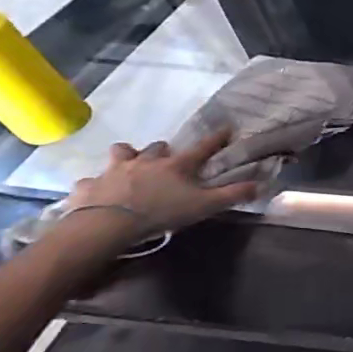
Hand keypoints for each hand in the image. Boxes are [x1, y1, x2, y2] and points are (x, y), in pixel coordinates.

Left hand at [61, 133, 258, 242]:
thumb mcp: (202, 206)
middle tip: (166, 159)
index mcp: (175, 166)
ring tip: (130, 164)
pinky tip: (97, 191)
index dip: (216, 138)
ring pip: (122, 152)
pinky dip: (96, 184)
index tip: (226, 128)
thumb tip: (260, 185)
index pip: (202, 148)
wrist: (108, 223)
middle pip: (157, 147)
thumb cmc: (160, 213)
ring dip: (127, 156)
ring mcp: (115, 169)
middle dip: (163, 150)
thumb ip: (231, 195)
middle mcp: (145, 161)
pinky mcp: (91, 184)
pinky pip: (92, 180)